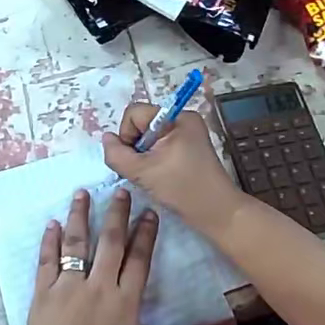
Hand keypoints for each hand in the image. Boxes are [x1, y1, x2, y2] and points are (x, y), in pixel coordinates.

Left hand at [9, 189, 210, 324]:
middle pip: (110, 242)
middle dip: (117, 214)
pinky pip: (47, 262)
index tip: (149, 212)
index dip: (146, 233)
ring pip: (77, 245)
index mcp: (125, 303)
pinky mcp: (42, 297)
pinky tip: (52, 224)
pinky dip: (50, 241)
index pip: (139, 258)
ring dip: (80, 217)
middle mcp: (98, 288)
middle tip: (120, 190)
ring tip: (81, 193)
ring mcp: (67, 290)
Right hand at [103, 103, 245, 232]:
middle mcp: (184, 119)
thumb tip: (107, 138)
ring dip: (144, 155)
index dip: (127, 135)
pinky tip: (161, 176)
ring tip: (153, 175)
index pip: (135, 113)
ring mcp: (189, 133)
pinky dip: (155, 159)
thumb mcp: (141, 172)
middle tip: (143, 170)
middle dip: (136, 147)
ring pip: (150, 137)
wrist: (217, 211)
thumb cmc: (182, 188)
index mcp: (177, 117)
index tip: (134, 159)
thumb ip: (117, 154)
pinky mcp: (190, 147)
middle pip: (142, 123)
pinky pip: (162, 145)